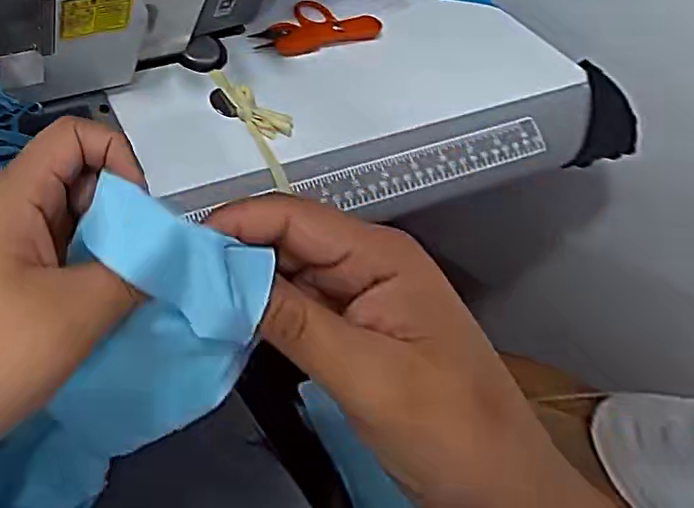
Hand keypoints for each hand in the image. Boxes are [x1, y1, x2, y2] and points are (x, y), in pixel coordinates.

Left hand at [0, 116, 146, 469]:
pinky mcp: (15, 277)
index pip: (75, 135)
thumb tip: (177, 250)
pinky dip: (96, 265)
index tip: (147, 212)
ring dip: (114, 239)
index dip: (118, 155)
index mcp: (18, 193)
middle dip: (126, 204)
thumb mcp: (70, 315)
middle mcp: (16, 207)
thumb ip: (130, 274)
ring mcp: (14, 243)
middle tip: (159, 253)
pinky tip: (117, 300)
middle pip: (81, 174)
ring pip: (77, 217)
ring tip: (145, 279)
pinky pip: (66, 251)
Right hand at [206, 194, 612, 507]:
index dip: (236, 224)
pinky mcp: (344, 320)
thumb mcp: (369, 377)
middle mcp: (362, 259)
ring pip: (280, 266)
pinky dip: (258, 306)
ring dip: (241, 280)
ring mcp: (353, 289)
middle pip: (281, 235)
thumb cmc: (455, 434)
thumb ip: (293, 320)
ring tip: (197, 297)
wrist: (508, 500)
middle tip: (184, 278)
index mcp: (378, 254)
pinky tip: (231, 319)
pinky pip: (289, 297)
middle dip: (232, 252)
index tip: (187, 250)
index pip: (290, 215)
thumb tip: (221, 278)